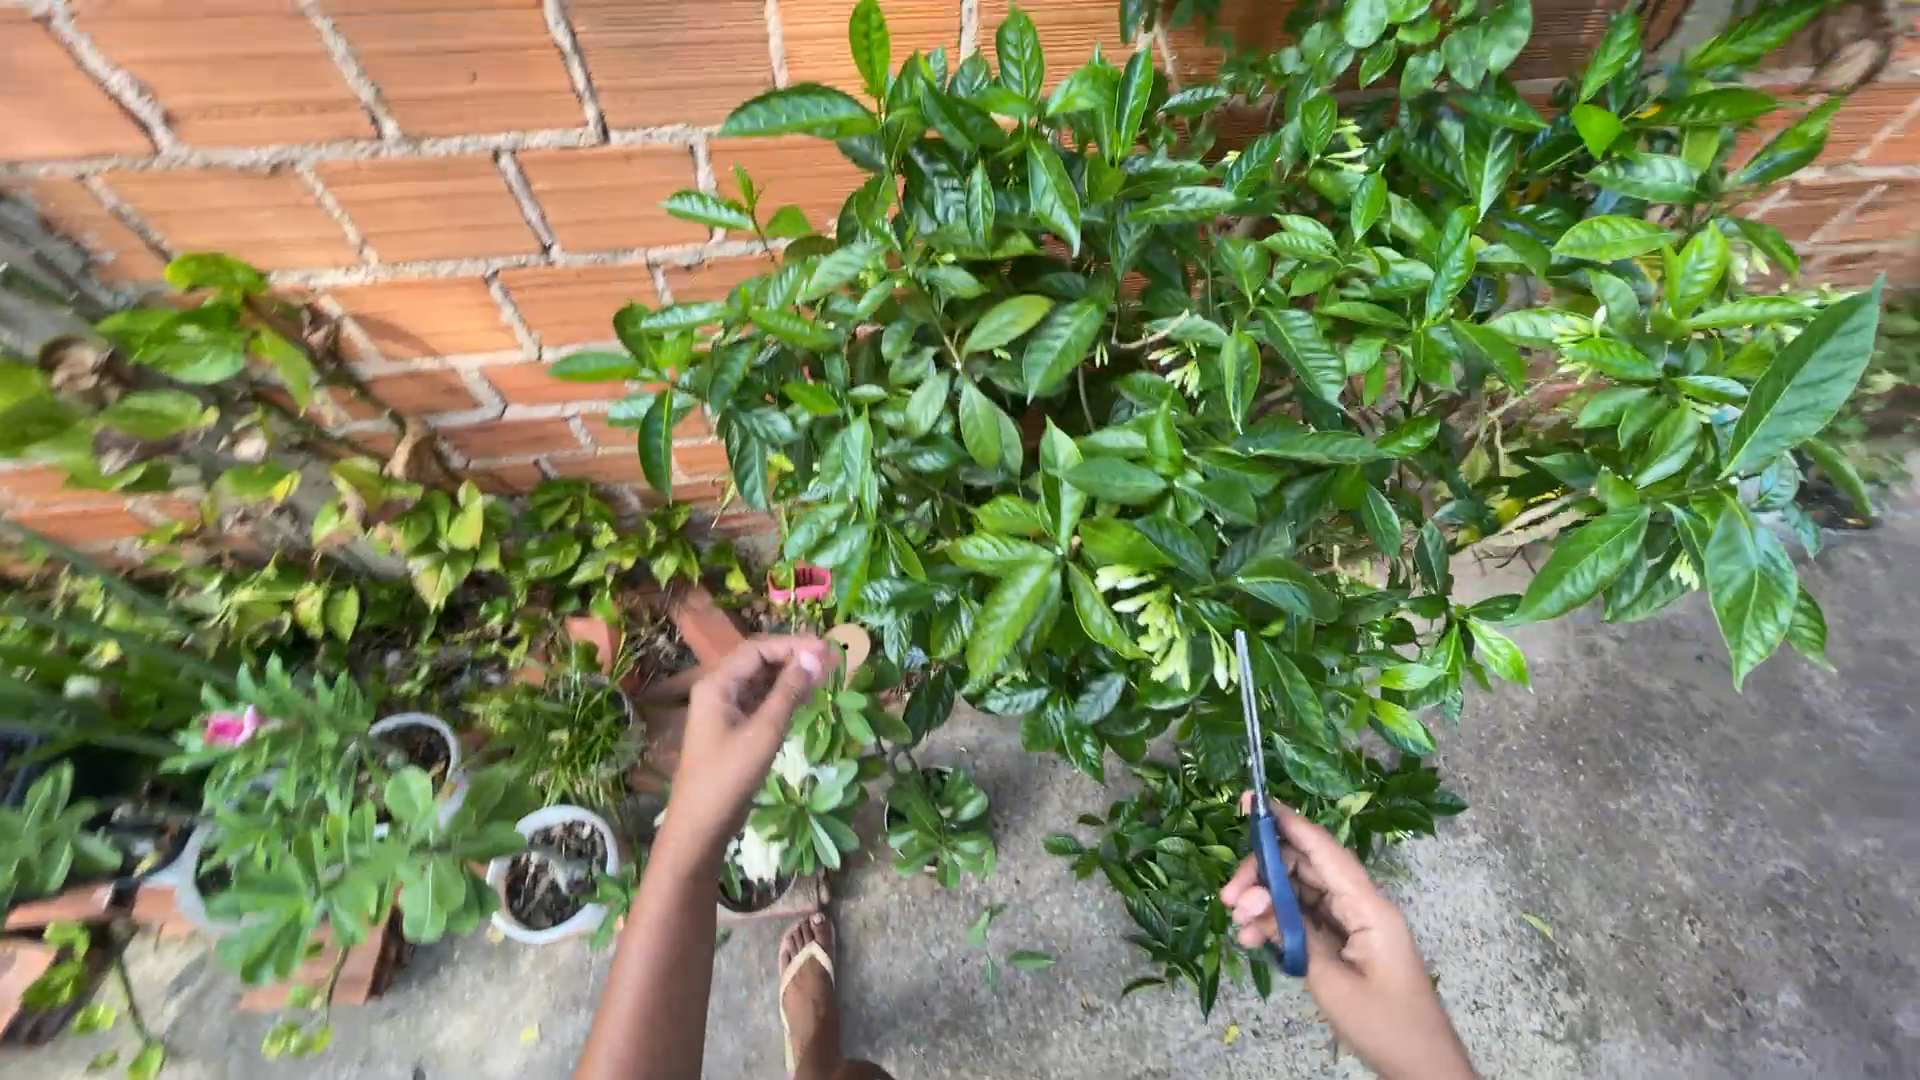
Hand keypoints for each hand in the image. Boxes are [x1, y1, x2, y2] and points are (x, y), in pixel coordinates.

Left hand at [664, 636, 833, 853]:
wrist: (702, 825)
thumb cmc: (730, 775)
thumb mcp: (765, 731)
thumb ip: (789, 691)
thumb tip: (814, 656)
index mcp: (718, 684)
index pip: (758, 649)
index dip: (793, 645)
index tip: (826, 647)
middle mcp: (720, 690)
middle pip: (760, 662)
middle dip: (795, 658)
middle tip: (832, 658)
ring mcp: (726, 710)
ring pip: (763, 682)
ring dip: (793, 676)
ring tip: (826, 674)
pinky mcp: (735, 728)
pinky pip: (762, 701)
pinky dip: (785, 696)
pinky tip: (808, 697)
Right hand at [1223, 794, 1474, 1079]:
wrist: (1426, 1073)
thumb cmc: (1386, 1027)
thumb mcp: (1330, 981)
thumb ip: (1290, 935)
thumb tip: (1253, 902)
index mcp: (1368, 907)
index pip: (1323, 850)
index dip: (1288, 823)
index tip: (1253, 802)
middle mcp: (1359, 906)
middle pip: (1303, 869)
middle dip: (1262, 875)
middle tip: (1229, 897)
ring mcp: (1351, 924)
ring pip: (1297, 892)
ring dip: (1264, 902)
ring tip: (1237, 924)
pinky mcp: (1343, 942)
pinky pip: (1302, 918)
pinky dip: (1275, 924)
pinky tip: (1252, 939)